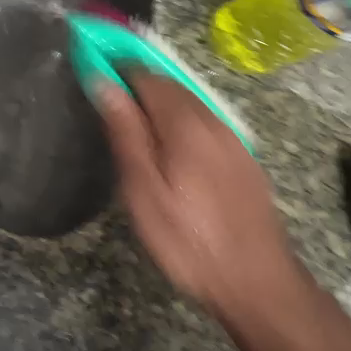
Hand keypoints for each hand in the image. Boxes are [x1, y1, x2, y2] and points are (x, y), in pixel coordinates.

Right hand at [95, 72, 296, 313]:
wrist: (259, 284)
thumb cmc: (189, 241)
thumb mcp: (143, 190)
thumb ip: (124, 131)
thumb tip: (102, 80)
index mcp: (184, 122)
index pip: (144, 73)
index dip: (116, 65)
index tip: (91, 68)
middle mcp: (212, 119)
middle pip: (168, 82)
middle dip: (137, 80)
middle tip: (107, 99)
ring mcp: (232, 138)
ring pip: (188, 100)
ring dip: (159, 98)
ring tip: (134, 122)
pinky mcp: (243, 158)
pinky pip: (205, 120)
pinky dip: (180, 117)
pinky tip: (171, 145)